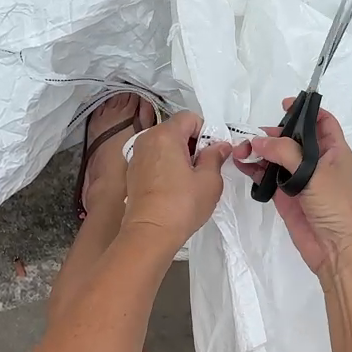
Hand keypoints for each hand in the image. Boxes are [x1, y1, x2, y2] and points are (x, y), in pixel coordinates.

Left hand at [123, 111, 232, 250]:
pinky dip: (167, 165)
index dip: (206, 131)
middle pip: (176, 129)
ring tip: (190, 180)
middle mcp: (147, 139)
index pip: (190, 117)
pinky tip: (175, 187)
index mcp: (164, 135)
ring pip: (164, 145)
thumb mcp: (209, 180)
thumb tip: (220, 146)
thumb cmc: (181, 205)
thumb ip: (215, 156)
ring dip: (180, 155)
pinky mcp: (132, 172)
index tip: (213, 152)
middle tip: (205, 167)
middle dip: (193, 143)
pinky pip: (154, 158)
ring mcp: (137, 155)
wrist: (149, 233)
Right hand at [236, 101, 351, 275]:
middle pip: (292, 138)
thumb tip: (259, 141)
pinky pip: (266, 176)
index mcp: (333, 150)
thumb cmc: (337, 205)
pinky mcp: (285, 195)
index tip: (285, 104)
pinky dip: (253, 168)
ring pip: (276, 156)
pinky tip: (241, 163)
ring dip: (259, 150)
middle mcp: (316, 162)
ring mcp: (299, 179)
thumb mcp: (315, 172)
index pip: (322, 122)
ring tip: (241, 150)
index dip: (306, 110)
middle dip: (273, 132)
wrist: (338, 250)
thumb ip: (286, 152)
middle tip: (255, 135)